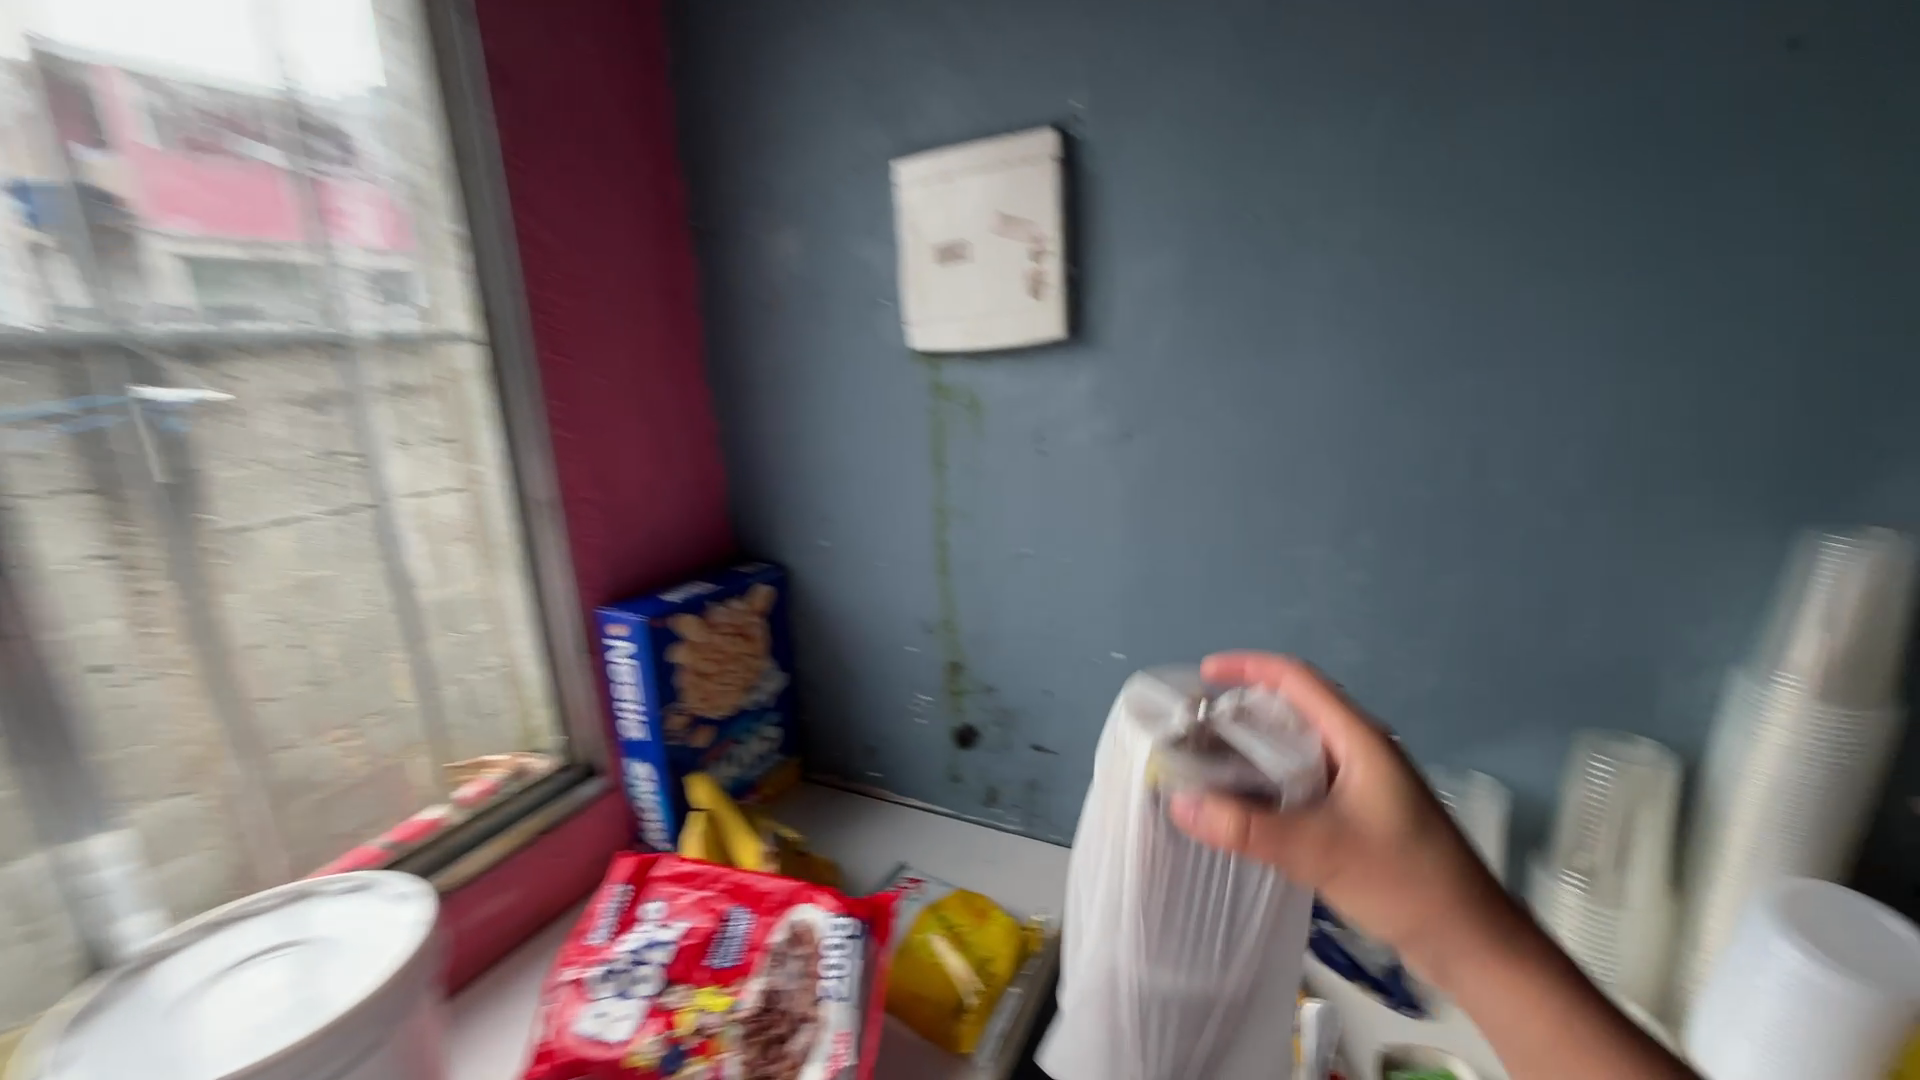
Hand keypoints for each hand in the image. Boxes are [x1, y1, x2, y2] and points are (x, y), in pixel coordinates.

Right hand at [1167, 651, 1514, 975]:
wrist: (1472, 942)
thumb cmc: (1405, 880)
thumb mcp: (1320, 850)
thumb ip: (1247, 827)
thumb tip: (1179, 803)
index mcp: (1358, 738)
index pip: (1297, 679)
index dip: (1247, 668)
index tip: (1202, 676)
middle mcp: (1359, 748)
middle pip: (1293, 707)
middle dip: (1241, 708)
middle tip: (1194, 726)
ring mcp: (1361, 780)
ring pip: (1296, 744)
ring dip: (1252, 745)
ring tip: (1207, 759)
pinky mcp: (1359, 811)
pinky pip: (1302, 776)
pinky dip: (1267, 777)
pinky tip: (1243, 802)